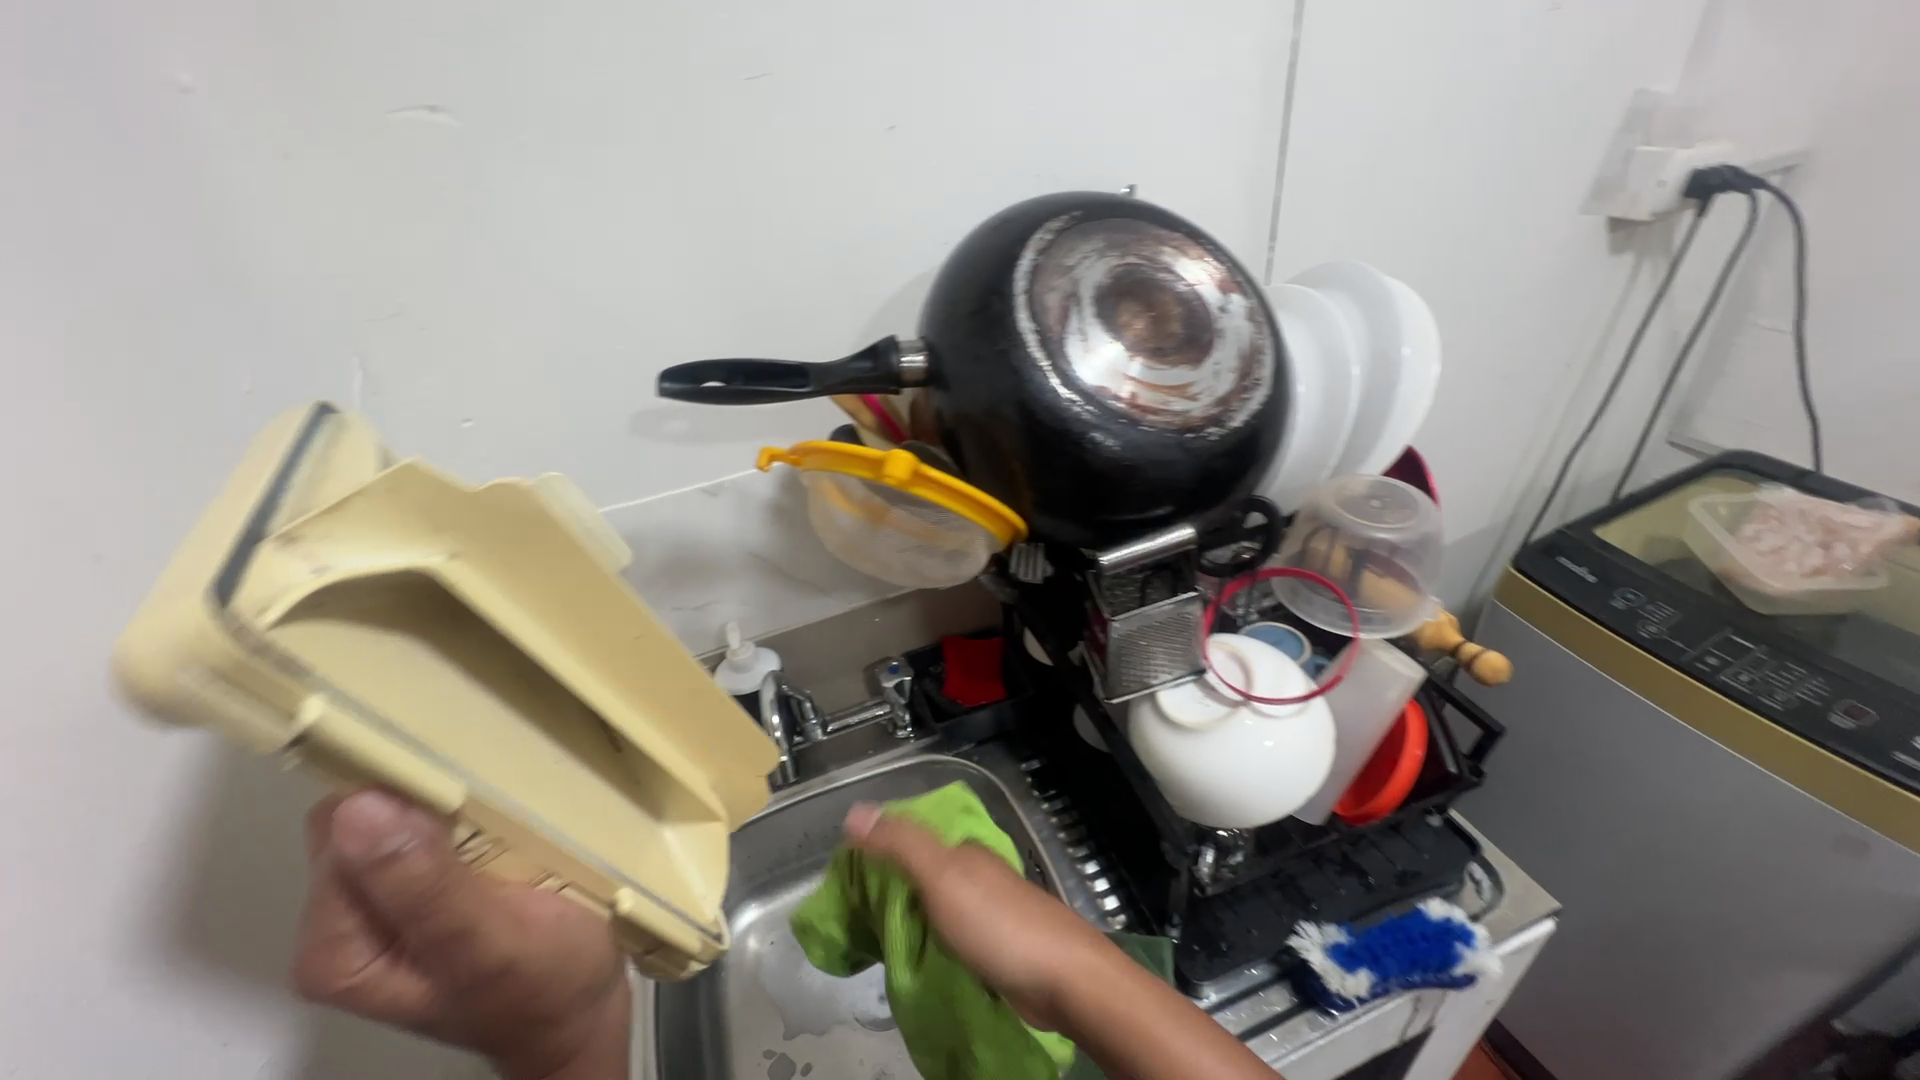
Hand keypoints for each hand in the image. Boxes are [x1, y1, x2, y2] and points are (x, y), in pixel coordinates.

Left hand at [292, 790, 630, 1079]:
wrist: (580, 1015)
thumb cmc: (542, 987)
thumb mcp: (488, 943)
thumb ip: (425, 886)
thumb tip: (361, 809)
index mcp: (339, 948)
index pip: (341, 836)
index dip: (396, 798)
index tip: (462, 784)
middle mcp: (348, 920)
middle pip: (360, 816)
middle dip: (422, 793)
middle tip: (491, 800)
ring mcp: (387, 898)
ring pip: (396, 810)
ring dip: (450, 797)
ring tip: (503, 810)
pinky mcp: (429, 882)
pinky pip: (431, 821)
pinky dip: (468, 808)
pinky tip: (505, 819)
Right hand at [845, 802, 1274, 1079]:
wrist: (1064, 979)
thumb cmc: (999, 922)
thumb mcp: (941, 876)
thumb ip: (900, 843)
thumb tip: (854, 810)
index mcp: (965, 852)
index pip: (911, 843)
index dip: (878, 857)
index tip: (846, 886)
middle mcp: (979, 876)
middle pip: (924, 878)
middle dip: (893, 895)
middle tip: (854, 924)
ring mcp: (992, 914)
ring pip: (939, 913)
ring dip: (912, 926)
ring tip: (877, 948)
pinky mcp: (1001, 950)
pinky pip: (954, 943)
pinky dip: (933, 949)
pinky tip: (917, 965)